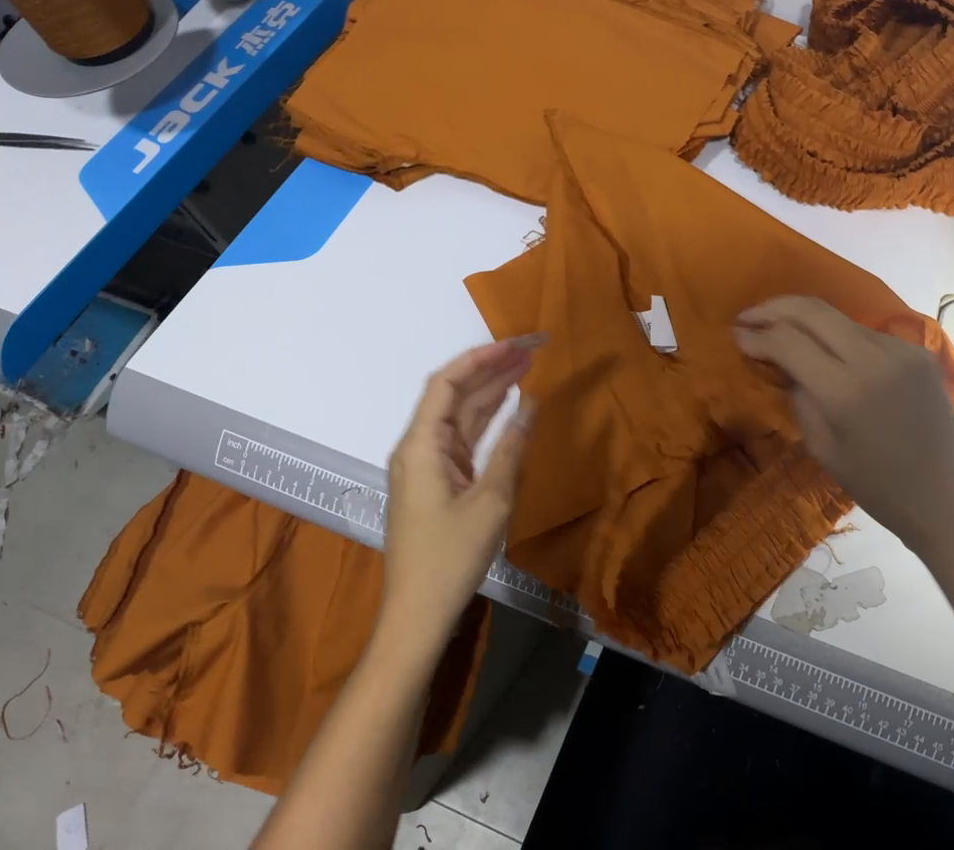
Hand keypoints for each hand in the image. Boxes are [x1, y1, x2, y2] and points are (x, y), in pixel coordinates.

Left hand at [383, 336, 541, 638]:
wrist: (419, 610)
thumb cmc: (451, 556)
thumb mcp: (491, 501)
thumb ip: (511, 448)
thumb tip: (530, 405)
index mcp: (421, 445)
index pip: (447, 383)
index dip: (482, 358)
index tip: (518, 344)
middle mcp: (419, 447)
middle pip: (454, 394)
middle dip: (492, 368)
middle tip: (534, 349)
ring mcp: (428, 465)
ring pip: (461, 415)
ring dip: (492, 391)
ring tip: (528, 367)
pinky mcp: (439, 482)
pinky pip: (464, 439)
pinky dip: (488, 421)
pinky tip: (511, 406)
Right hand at [734, 296, 953, 551]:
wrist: (947, 498)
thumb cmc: (879, 488)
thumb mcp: (823, 448)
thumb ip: (799, 398)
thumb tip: (783, 364)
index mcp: (846, 390)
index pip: (788, 341)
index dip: (757, 335)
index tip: (736, 336)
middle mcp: (875, 358)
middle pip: (813, 310)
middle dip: (775, 308)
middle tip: (748, 317)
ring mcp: (901, 350)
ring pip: (840, 317)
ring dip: (805, 318)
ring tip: (779, 327)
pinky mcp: (918, 351)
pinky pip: (865, 332)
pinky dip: (836, 333)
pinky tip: (822, 347)